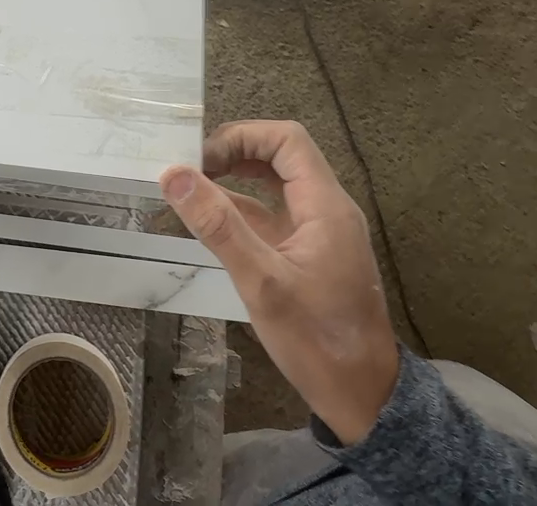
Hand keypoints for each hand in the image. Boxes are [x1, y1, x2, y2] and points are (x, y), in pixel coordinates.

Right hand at [160, 121, 399, 444]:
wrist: (363, 399)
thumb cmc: (317, 340)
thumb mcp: (261, 282)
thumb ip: (218, 225)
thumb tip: (173, 174)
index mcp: (325, 206)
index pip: (287, 140)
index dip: (242, 136)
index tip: (201, 157)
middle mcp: (325, 209)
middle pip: (280, 155)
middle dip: (234, 152)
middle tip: (190, 169)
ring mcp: (317, 231)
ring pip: (275, 183)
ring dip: (234, 177)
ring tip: (191, 186)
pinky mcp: (307, 253)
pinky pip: (271, 213)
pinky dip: (239, 207)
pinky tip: (208, 219)